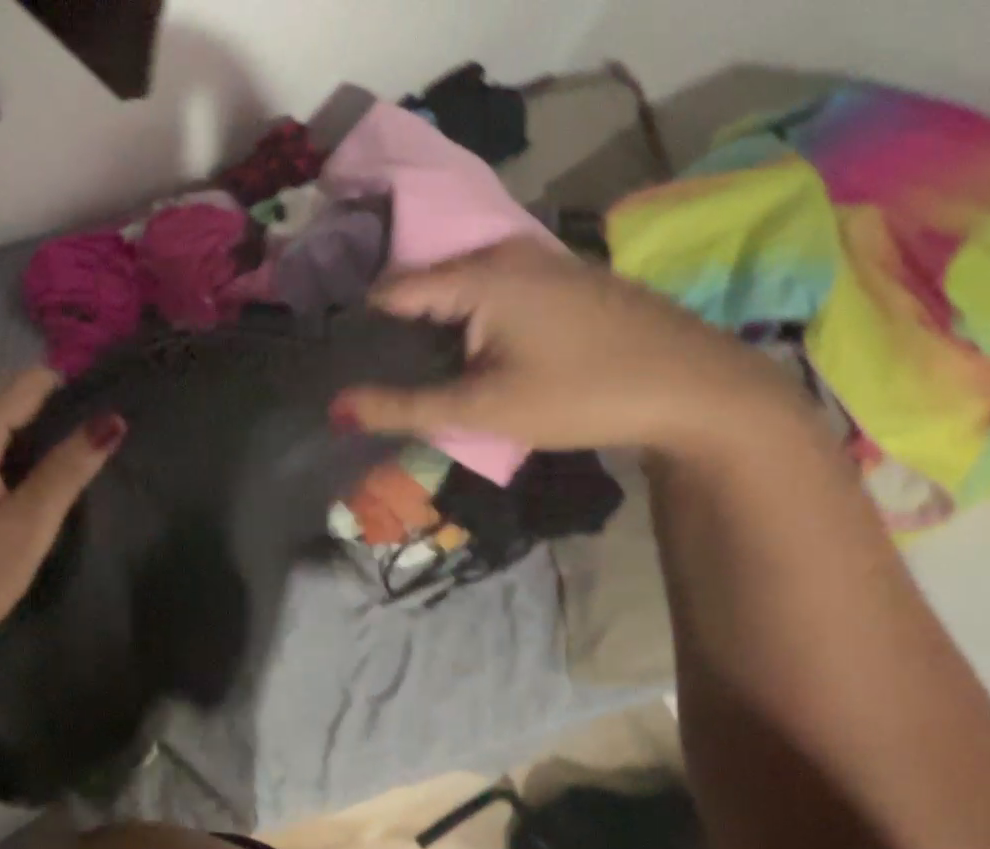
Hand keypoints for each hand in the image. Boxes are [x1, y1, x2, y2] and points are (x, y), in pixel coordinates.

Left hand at [0, 368, 124, 673]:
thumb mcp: (27, 529)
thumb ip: (67, 469)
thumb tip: (112, 419)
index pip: (27, 382)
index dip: (67, 397)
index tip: (93, 432)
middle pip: (1, 394)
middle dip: (42, 415)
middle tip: (73, 463)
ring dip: (17, 436)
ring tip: (47, 478)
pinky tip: (6, 490)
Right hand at [334, 238, 807, 455]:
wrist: (702, 390)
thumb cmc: (583, 395)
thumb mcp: (481, 410)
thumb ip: (401, 408)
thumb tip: (334, 409)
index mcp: (480, 274)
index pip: (390, 290)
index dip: (360, 327)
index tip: (343, 365)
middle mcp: (506, 252)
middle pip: (423, 285)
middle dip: (395, 328)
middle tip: (378, 376)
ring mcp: (542, 260)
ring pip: (459, 289)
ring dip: (434, 327)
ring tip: (419, 373)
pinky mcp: (566, 278)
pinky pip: (493, 291)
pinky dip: (471, 321)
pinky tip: (474, 359)